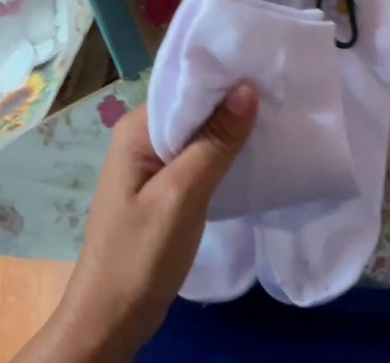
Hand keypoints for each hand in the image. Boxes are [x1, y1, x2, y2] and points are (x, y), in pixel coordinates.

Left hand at [17, 85, 257, 362]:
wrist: (110, 321)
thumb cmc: (140, 255)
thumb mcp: (181, 197)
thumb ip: (214, 143)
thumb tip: (247, 88)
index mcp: (136, 129)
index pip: (184, 86)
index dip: (223, 76)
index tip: (266, 69)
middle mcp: (141, 137)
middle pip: (192, 106)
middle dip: (231, 100)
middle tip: (279, 92)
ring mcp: (151, 164)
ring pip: (197, 133)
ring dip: (229, 128)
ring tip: (274, 116)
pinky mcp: (163, 188)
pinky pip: (196, 157)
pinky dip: (221, 153)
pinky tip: (250, 153)